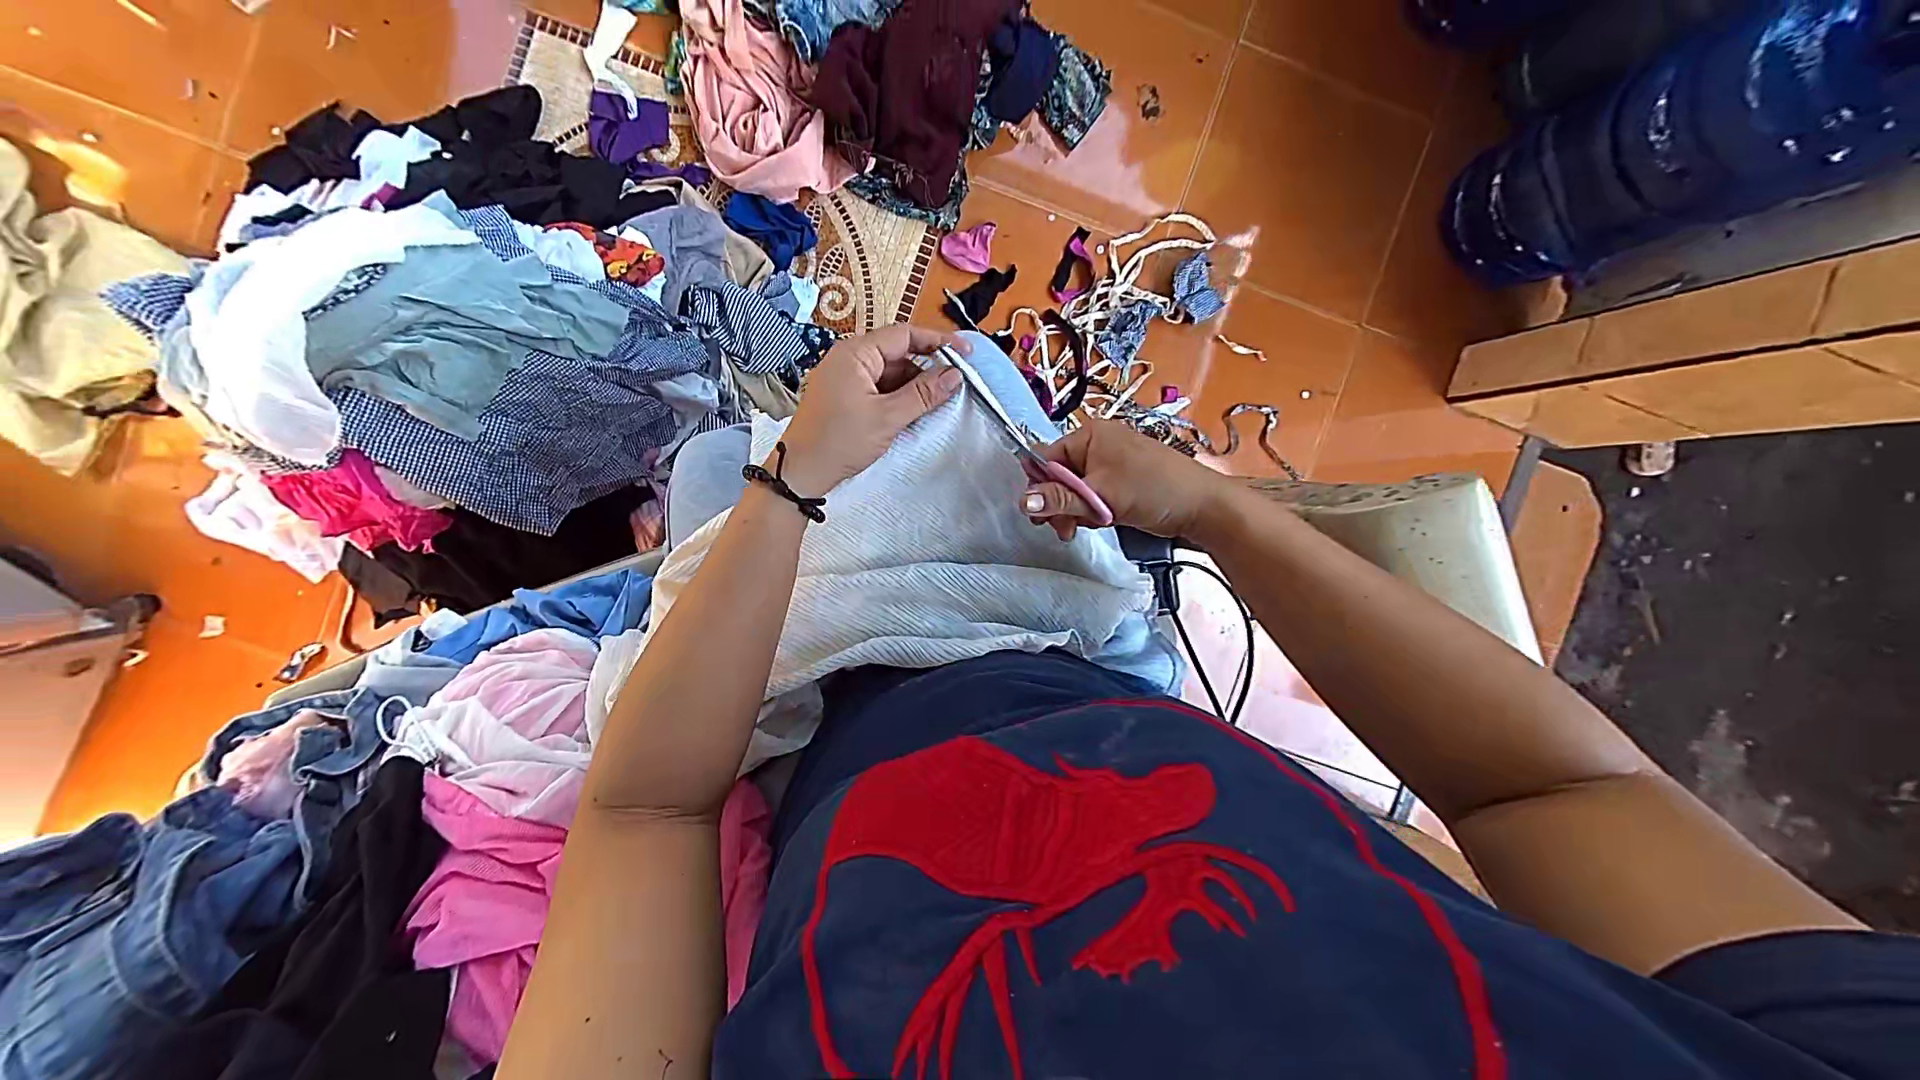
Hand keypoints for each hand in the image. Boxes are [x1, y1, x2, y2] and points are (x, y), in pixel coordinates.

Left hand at [774, 324, 967, 497]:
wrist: (800, 472)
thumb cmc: (837, 442)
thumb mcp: (888, 418)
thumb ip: (923, 394)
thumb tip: (954, 375)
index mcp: (855, 353)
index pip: (904, 334)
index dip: (938, 341)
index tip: (964, 352)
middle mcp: (848, 358)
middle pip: (897, 353)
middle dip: (926, 368)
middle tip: (952, 385)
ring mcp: (844, 377)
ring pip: (889, 372)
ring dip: (912, 386)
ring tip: (933, 404)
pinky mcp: (844, 395)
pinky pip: (877, 387)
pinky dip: (896, 397)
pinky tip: (910, 413)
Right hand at [1023, 419, 1234, 539]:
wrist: (1203, 507)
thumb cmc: (1156, 489)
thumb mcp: (1102, 495)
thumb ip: (1060, 499)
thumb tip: (1024, 501)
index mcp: (1090, 435)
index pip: (1046, 458)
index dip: (1040, 486)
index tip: (1042, 512)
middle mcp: (1097, 445)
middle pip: (1058, 476)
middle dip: (1058, 503)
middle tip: (1065, 527)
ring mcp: (1109, 464)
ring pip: (1074, 490)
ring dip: (1075, 511)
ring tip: (1088, 525)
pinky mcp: (1119, 482)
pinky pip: (1092, 496)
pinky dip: (1091, 511)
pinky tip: (1102, 521)